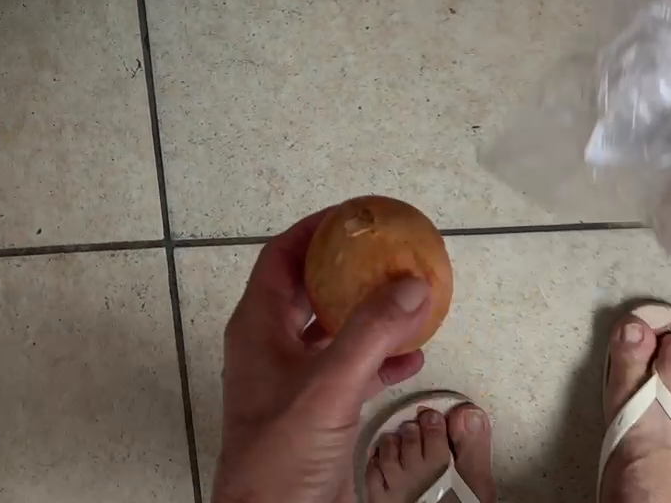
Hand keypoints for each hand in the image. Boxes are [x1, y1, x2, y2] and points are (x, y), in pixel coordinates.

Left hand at [213, 209, 433, 502]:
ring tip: (409, 301)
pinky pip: (349, 370)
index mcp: (257, 325)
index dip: (313, 231)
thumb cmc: (280, 452)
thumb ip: (370, 334)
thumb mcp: (327, 385)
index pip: (281, 257)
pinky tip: (413, 356)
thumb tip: (410, 284)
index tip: (352, 217)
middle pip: (309, 290)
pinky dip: (380, 359)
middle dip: (348, 271)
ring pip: (333, 331)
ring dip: (369, 316)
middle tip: (386, 253)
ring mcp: (293, 380)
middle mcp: (272, 345)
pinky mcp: (316, 412)